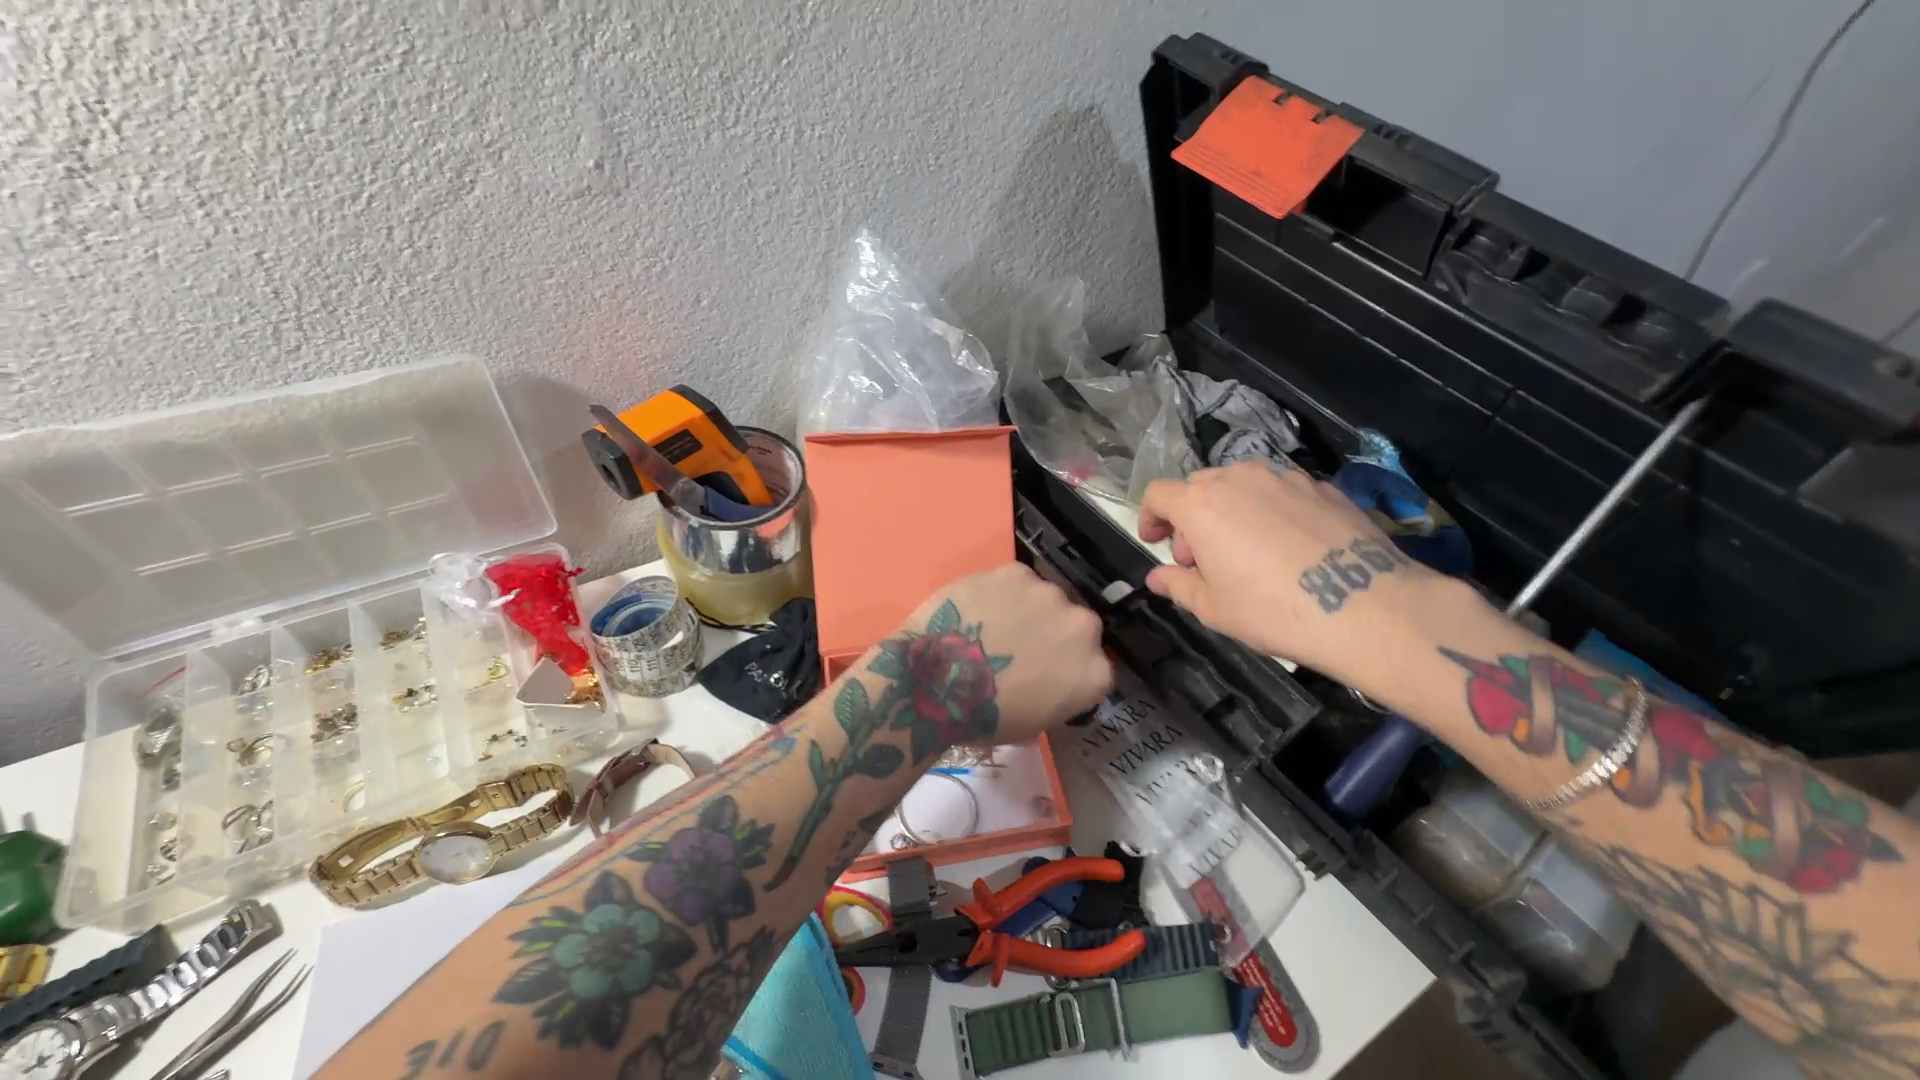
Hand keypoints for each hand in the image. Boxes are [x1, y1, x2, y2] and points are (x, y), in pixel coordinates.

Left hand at [883, 564, 1112, 745]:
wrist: (934, 683)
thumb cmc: (984, 718)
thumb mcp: (1036, 722)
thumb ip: (1058, 693)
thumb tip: (1047, 680)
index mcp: (1094, 674)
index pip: (1094, 666)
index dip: (1069, 668)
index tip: (1047, 672)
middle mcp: (1083, 628)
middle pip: (1076, 626)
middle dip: (1053, 634)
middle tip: (1021, 647)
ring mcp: (1051, 595)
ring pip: (1046, 598)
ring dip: (1028, 610)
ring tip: (994, 626)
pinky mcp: (1017, 572)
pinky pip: (1016, 581)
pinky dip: (1001, 593)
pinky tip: (978, 609)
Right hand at [1138, 462, 1452, 682]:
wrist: (1365, 606)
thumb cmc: (1273, 610)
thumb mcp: (1213, 608)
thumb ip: (1178, 585)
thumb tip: (1157, 577)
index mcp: (1202, 504)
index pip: (1159, 493)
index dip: (1149, 517)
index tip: (1156, 542)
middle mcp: (1239, 478)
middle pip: (1199, 486)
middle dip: (1191, 519)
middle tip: (1203, 559)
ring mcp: (1285, 478)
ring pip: (1242, 484)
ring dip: (1231, 510)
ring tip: (1247, 550)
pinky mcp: (1323, 487)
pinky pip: (1281, 492)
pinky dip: (1271, 511)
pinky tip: (1288, 548)